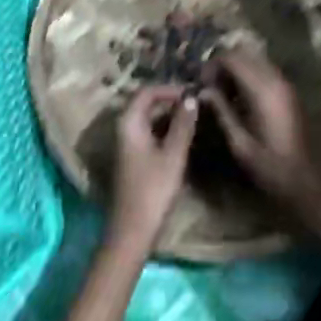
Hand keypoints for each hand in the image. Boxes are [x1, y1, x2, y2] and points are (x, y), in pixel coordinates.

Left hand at [109, 86, 199, 247]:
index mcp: (129, 122)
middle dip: (171, 100)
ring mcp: (127, 143)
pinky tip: (184, 135)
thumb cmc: (153, 190)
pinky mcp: (132, 157)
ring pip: (149, 119)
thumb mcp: (173, 155)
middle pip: (146, 103)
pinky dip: (165, 129)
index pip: (148, 91)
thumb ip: (183, 124)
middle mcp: (123, 127)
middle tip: (198, 102)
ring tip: (195, 116)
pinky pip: (149, 132)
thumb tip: (191, 97)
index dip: (170, 88)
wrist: (131, 231)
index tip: (194, 92)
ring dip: (170, 115)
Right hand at [206, 49, 320, 217]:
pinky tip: (240, 97)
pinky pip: (264, 69)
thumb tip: (203, 91)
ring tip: (223, 91)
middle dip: (223, 63)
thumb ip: (221, 111)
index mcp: (262, 90)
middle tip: (210, 85)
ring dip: (236, 68)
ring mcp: (285, 83)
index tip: (201, 83)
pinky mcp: (288, 90)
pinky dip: (248, 74)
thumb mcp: (238, 142)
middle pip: (244, 52)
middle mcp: (275, 79)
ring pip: (255, 58)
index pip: (232, 58)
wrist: (303, 179)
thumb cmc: (268, 165)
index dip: (212, 65)